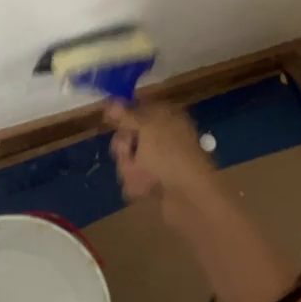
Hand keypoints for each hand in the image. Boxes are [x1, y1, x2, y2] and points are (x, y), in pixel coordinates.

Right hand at [105, 100, 224, 236]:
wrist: (190, 198)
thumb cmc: (169, 156)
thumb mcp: (145, 127)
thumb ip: (125, 115)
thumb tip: (111, 102)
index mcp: (166, 116)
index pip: (139, 108)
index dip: (123, 114)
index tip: (112, 120)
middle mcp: (163, 136)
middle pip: (129, 134)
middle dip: (123, 145)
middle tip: (128, 152)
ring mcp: (160, 161)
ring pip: (128, 157)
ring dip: (128, 166)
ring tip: (140, 177)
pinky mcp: (156, 183)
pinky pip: (135, 178)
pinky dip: (136, 184)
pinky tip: (144, 189)